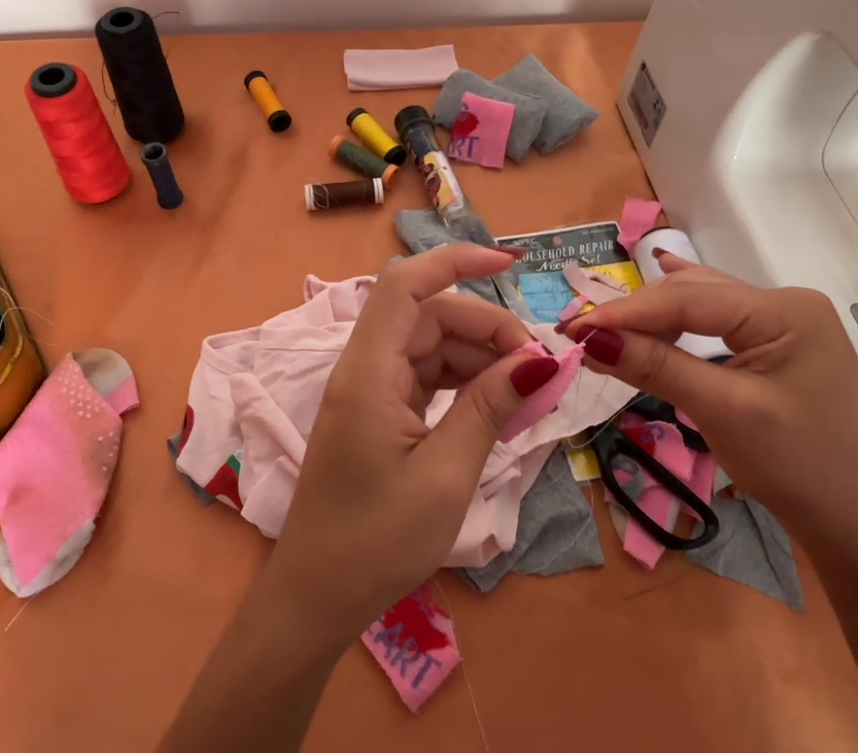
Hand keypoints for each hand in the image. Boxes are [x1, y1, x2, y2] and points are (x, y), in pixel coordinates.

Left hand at [263, 244, 559, 640]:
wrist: (317, 596)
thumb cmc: (377, 540)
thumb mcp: (446, 475)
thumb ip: (489, 408)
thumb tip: (540, 359)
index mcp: (367, 372)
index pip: (405, 285)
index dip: (456, 260)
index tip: (513, 265)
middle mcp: (363, 369)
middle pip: (428, 316)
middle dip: (487, 330)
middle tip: (539, 369)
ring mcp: (368, 392)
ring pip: (430, 346)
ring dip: (481, 359)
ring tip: (528, 393)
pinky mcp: (377, 415)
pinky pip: (425, 378)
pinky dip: (463, 384)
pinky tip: (498, 406)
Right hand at [561, 254, 857, 538]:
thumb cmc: (798, 466)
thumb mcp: (721, 411)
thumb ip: (656, 365)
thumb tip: (589, 338)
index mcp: (784, 310)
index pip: (686, 297)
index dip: (624, 312)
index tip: (571, 328)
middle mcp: (788, 303)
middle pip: (694, 294)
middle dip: (635, 313)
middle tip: (579, 333)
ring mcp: (789, 324)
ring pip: (705, 306)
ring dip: (655, 318)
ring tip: (605, 328)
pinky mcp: (783, 348)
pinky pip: (721, 324)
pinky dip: (682, 322)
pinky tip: (661, 296)